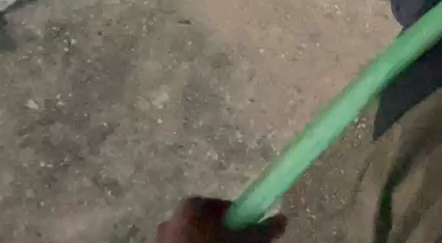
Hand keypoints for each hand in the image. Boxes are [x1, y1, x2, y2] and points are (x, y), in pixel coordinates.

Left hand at [155, 198, 285, 242]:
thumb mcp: (247, 241)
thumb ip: (265, 229)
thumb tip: (282, 219)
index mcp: (190, 207)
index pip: (218, 204)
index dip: (233, 217)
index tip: (240, 230)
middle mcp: (170, 220)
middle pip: (201, 221)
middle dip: (216, 231)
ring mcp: (158, 241)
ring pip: (188, 238)